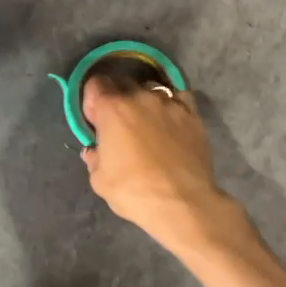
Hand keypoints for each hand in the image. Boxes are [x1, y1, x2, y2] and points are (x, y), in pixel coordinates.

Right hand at [79, 76, 238, 255]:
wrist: (182, 203)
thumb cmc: (134, 191)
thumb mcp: (99, 180)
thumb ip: (94, 158)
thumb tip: (94, 151)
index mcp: (112, 109)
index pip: (95, 84)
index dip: (92, 101)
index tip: (95, 120)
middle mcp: (140, 97)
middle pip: (123, 83)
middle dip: (117, 98)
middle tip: (119, 123)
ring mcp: (169, 103)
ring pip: (151, 89)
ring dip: (144, 101)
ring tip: (148, 123)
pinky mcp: (193, 114)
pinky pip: (179, 98)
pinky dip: (172, 105)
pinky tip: (172, 122)